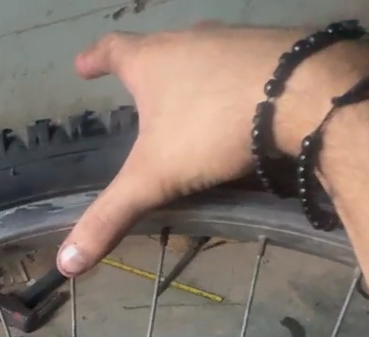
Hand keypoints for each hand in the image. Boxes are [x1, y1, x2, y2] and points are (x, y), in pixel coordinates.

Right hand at [57, 23, 368, 275]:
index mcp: (154, 62)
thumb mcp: (153, 180)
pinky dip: (233, 83)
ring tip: (189, 99)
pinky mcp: (276, 51)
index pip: (114, 51)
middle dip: (148, 66)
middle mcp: (192, 40)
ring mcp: (236, 41)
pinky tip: (241, 104)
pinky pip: (243, 65)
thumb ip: (110, 219)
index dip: (96, 58)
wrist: (303, 94)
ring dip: (193, 73)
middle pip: (161, 47)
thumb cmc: (211, 130)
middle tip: (139, 85)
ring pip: (204, 54)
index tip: (83, 62)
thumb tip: (65, 264)